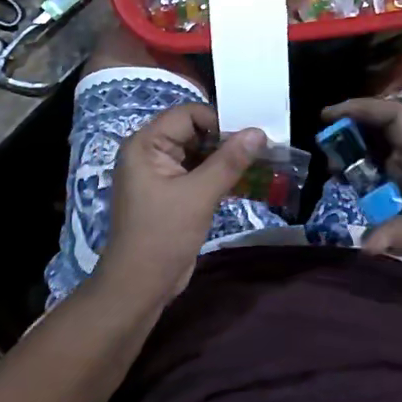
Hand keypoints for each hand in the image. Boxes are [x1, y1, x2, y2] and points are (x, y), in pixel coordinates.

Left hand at [95, 104, 265, 303]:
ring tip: (261, 161)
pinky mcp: (171, 194)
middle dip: (226, 139)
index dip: (219, 120)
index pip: (187, 115)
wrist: (139, 286)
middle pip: (194, 132)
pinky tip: (247, 180)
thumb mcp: (199, 195)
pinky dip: (220, 175)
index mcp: (145, 145)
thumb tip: (259, 132)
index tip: (251, 134)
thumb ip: (229, 161)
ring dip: (227, 158)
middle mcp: (150, 153)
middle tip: (262, 147)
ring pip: (199, 154)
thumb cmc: (163, 235)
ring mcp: (160, 175)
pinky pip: (198, 173)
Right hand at [324, 97, 401, 298]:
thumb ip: (393, 235)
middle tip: (323, 136)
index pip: (395, 116)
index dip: (361, 109)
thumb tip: (361, 244)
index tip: (328, 115)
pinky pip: (391, 170)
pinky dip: (369, 170)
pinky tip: (351, 179)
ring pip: (388, 148)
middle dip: (356, 127)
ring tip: (331, 157)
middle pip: (389, 128)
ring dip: (360, 149)